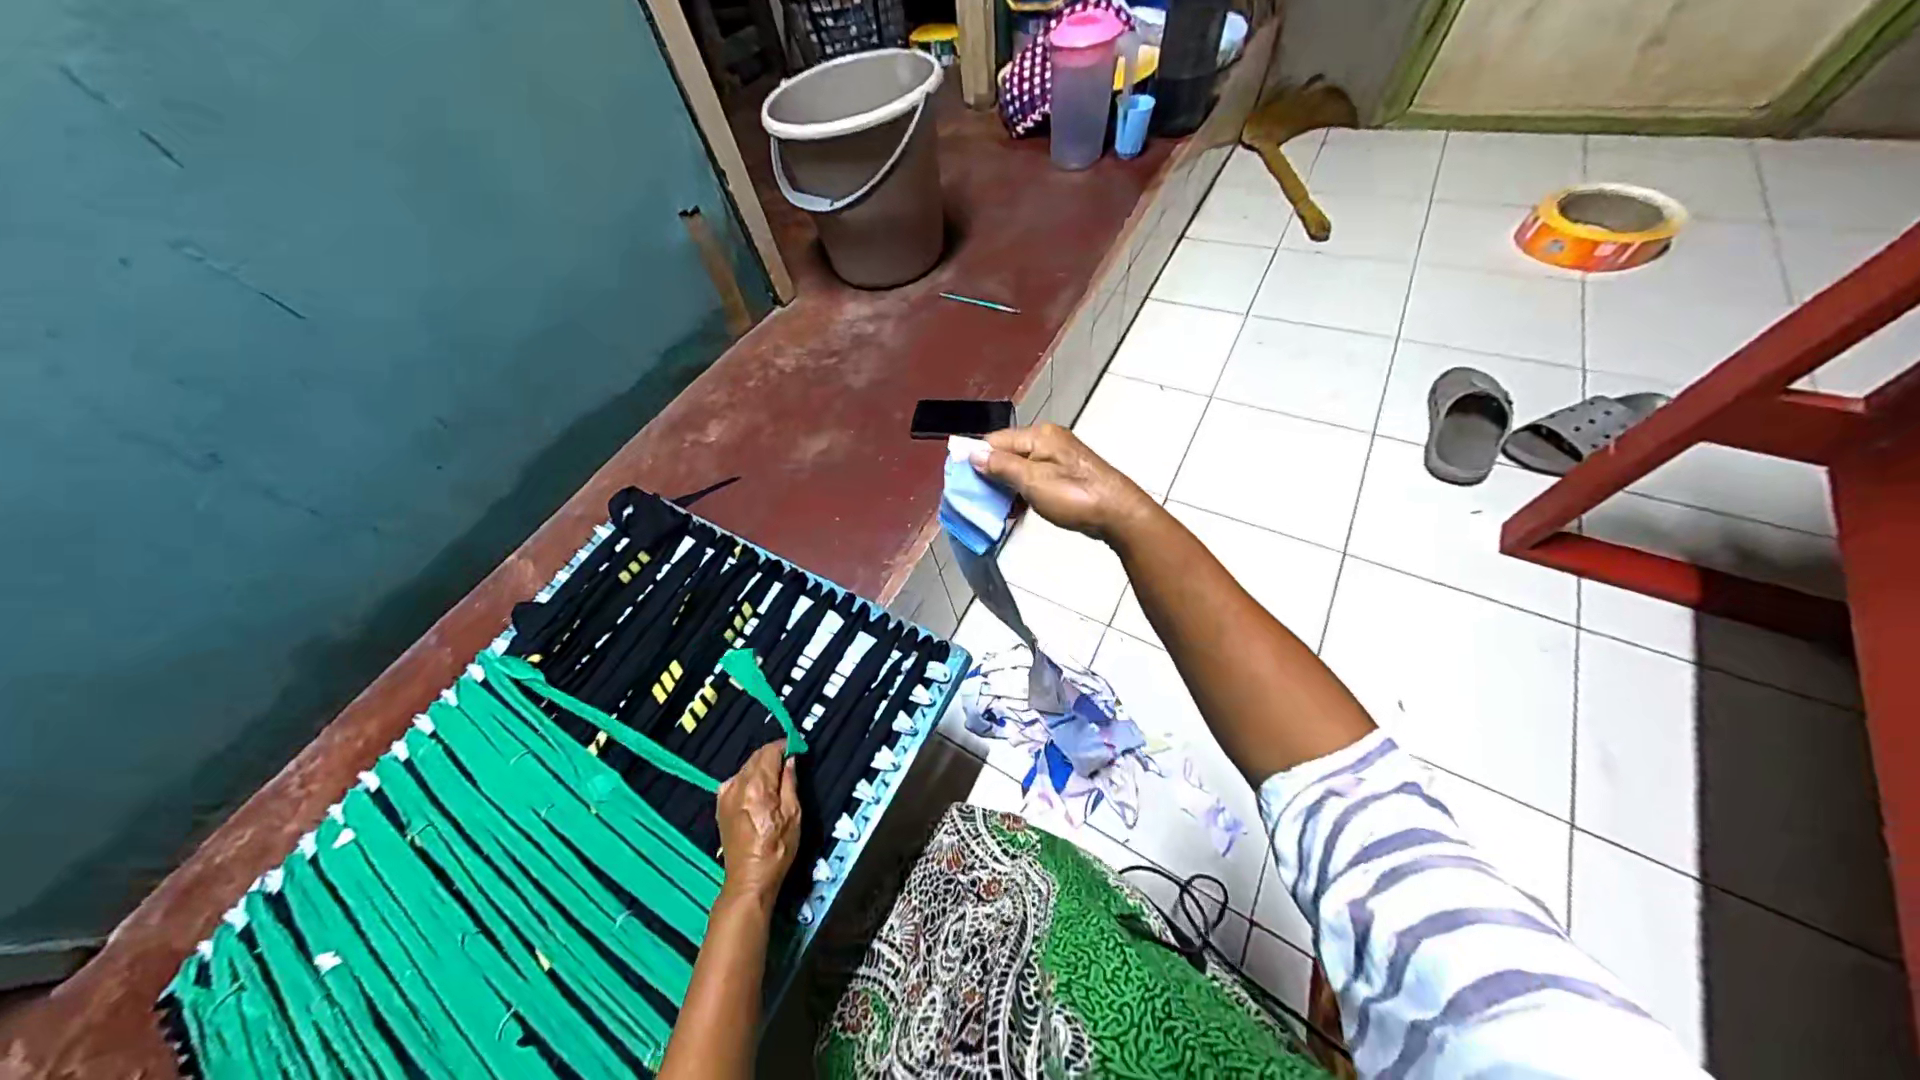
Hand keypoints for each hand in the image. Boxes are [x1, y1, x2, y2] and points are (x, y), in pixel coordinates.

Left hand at [715, 741, 800, 905]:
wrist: (749, 879)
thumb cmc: (778, 848)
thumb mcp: (794, 814)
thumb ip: (790, 782)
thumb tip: (790, 758)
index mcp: (757, 786)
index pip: (770, 751)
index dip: (785, 745)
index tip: (797, 748)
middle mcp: (737, 785)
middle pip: (756, 756)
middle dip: (773, 754)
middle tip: (790, 761)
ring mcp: (725, 794)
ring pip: (746, 767)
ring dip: (762, 765)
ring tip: (777, 777)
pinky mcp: (721, 804)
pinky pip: (737, 780)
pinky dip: (750, 777)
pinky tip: (759, 789)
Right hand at [970, 424, 1157, 542]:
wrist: (1118, 514)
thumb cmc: (1076, 497)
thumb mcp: (1032, 482)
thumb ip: (1001, 467)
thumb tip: (972, 454)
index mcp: (1039, 435)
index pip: (994, 441)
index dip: (976, 460)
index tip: (964, 484)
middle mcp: (1047, 440)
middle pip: (1006, 453)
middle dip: (991, 477)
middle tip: (981, 502)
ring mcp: (1057, 458)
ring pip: (1018, 469)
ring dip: (1006, 489)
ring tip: (999, 510)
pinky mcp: (1064, 475)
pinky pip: (1033, 479)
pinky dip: (1022, 493)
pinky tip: (1017, 511)